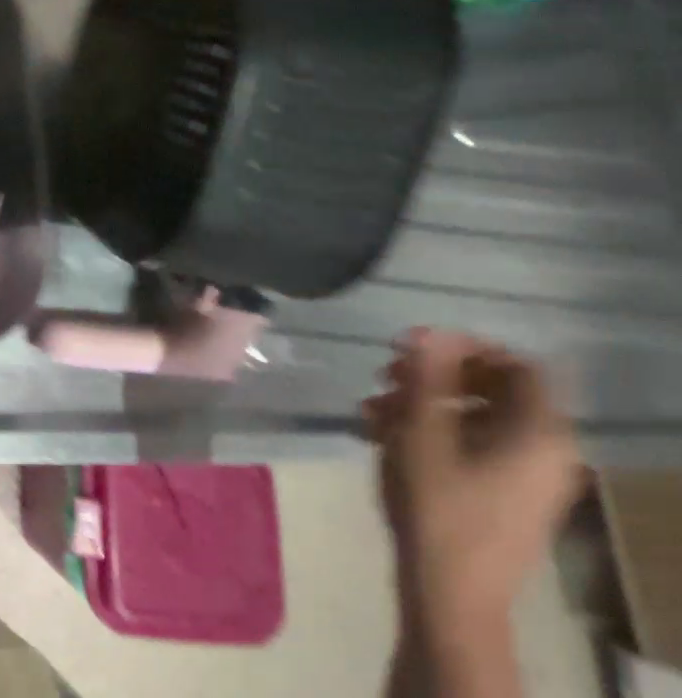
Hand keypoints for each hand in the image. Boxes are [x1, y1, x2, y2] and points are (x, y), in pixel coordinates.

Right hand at [364, 329, 580, 620]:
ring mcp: (532, 474)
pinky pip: (477, 443)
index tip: (407, 347)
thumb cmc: (437, 505)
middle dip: (435, 377)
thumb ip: (426, 380)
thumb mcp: (422, 434)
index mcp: (540, 431)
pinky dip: (435, 431)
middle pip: (497, 390)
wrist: (452, 588)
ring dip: (425, 404)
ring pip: (479, 417)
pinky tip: (386, 438)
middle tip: (383, 376)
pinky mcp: (510, 492)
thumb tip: (429, 332)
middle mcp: (548, 448)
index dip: (464, 347)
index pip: (517, 365)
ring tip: (372, 411)